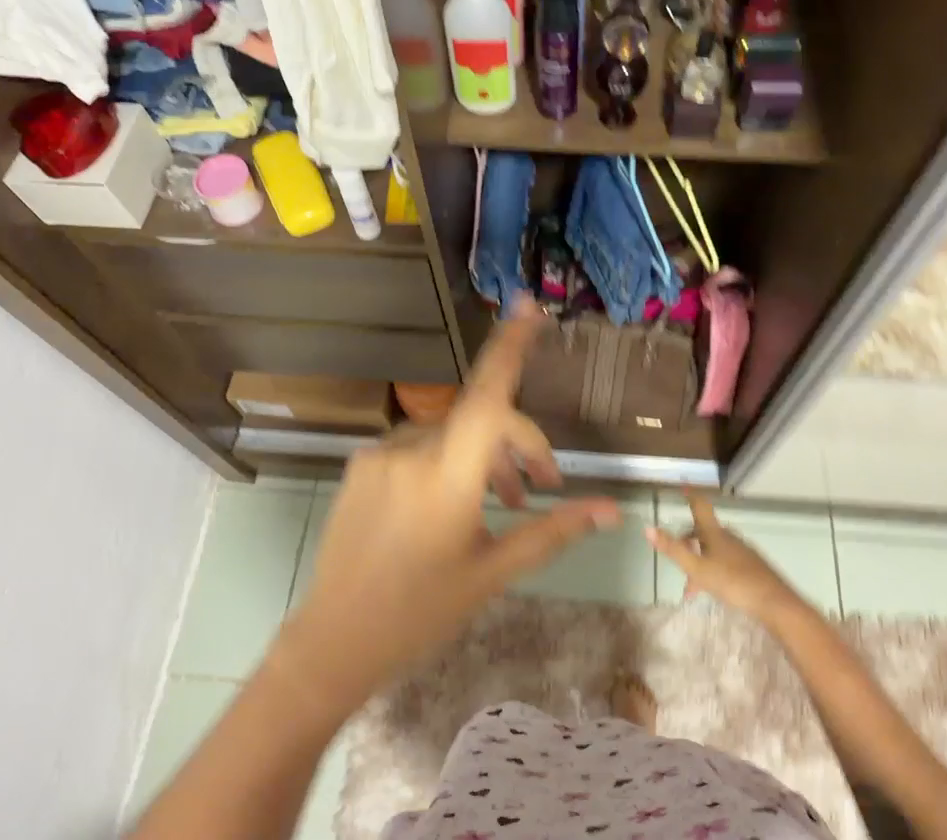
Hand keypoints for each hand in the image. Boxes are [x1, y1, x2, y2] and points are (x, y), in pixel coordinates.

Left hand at [278, 299, 622, 702]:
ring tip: (498, 504)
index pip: (488, 398)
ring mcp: (379, 456)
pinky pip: (416, 448)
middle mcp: (411, 453)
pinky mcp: (359, 466)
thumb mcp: (494, 572)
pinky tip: (447, 507)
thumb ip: (553, 531)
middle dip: (516, 444)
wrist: (335, 640)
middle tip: (540, 488)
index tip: (528, 306)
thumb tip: (612, 509)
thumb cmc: (422, 612)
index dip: (510, 347)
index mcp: (447, 478)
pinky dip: (444, 463)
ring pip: (448, 435)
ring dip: (480, 457)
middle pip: (478, 420)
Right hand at [648, 491, 805, 620]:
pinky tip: (712, 590)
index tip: (683, 483)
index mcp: (714, 533)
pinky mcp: (751, 566)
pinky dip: (713, 570)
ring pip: (713, 550)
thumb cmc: (732, 581)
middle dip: (688, 543)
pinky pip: (725, 562)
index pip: (699, 507)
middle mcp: (729, 537)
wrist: (772, 601)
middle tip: (677, 560)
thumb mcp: (697, 568)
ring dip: (699, 562)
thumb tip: (648, 528)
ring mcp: (742, 551)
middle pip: (704, 532)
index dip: (690, 495)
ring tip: (692, 588)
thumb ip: (673, 550)